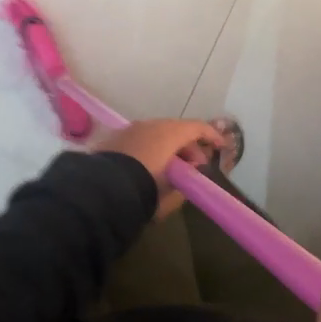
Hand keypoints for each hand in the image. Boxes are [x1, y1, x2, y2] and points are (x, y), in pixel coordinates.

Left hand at [95, 119, 225, 218]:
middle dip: (187, 147)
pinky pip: (138, 140)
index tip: (221, 146)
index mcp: (169, 133)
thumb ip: (184, 185)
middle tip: (193, 167)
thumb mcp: (171, 196)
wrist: (100, 193)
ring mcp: (128, 130)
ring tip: (168, 169)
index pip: (197, 128)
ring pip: (154, 134)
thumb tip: (185, 179)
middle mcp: (149, 125)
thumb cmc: (144, 192)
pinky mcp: (111, 139)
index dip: (212, 136)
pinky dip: (147, 150)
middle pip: (175, 130)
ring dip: (166, 148)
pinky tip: (145, 167)